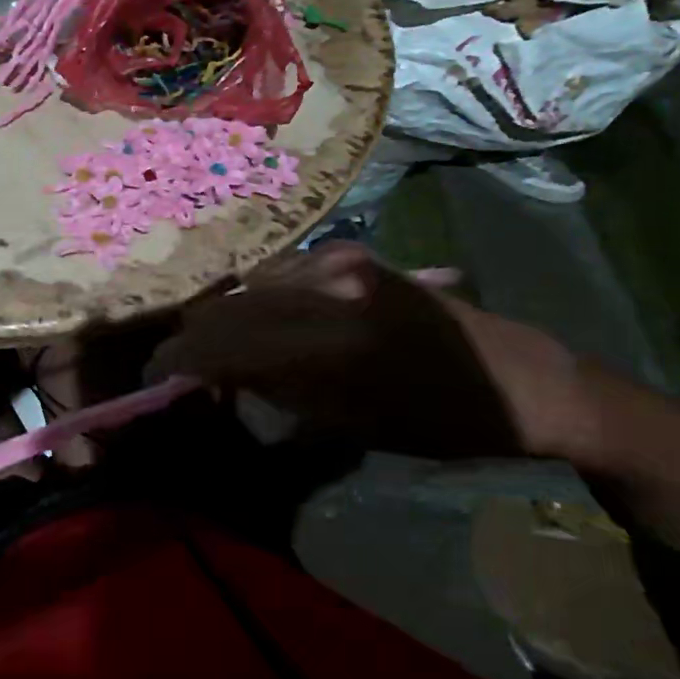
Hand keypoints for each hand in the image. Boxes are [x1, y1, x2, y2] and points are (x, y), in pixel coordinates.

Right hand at [149, 242, 594, 460]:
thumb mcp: (352, 426)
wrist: (523, 377)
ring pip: (251, 282)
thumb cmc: (441, 422)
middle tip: (182, 365)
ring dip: (227, 314)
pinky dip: (259, 297)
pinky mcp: (351, 253)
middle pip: (231, 302)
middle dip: (197, 334)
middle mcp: (329, 284)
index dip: (182, 357)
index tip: (155, 376)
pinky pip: (281, 271)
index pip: (228, 340)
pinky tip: (262, 322)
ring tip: (221, 347)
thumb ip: (276, 391)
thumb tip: (217, 375)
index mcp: (332, 342)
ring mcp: (341, 260)